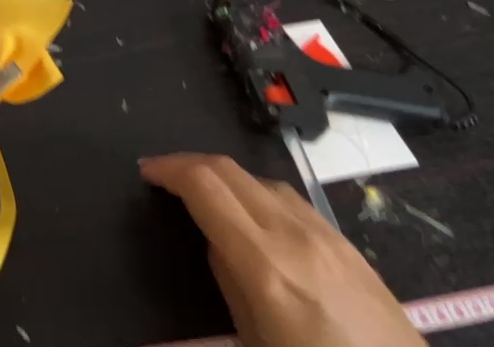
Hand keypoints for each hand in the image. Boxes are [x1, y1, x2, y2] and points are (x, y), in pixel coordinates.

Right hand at [140, 153, 421, 346]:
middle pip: (229, 169)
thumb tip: (214, 242)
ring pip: (260, 178)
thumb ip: (229, 282)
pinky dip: (256, 191)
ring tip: (203, 193)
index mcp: (265, 265)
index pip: (205, 186)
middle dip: (189, 163)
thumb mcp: (254, 341)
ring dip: (224, 175)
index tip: (146, 172)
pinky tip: (252, 213)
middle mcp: (294, 236)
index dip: (169, 169)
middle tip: (163, 175)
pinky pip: (290, 199)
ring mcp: (325, 235)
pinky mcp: (347, 243)